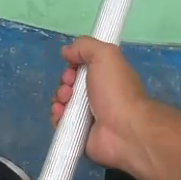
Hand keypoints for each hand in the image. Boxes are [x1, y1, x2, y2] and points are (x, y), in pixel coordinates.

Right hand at [52, 37, 150, 170]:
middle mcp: (97, 95)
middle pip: (69, 84)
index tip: (73, 66)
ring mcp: (87, 116)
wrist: (124, 130)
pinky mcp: (78, 134)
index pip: (82, 67)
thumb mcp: (104, 55)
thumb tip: (67, 51)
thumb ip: (85, 45)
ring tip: (66, 101)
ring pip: (62, 103)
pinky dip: (57, 117)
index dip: (73, 65)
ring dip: (59, 98)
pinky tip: (60, 114)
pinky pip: (60, 123)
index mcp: (105, 76)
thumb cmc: (116, 90)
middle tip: (70, 86)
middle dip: (64, 81)